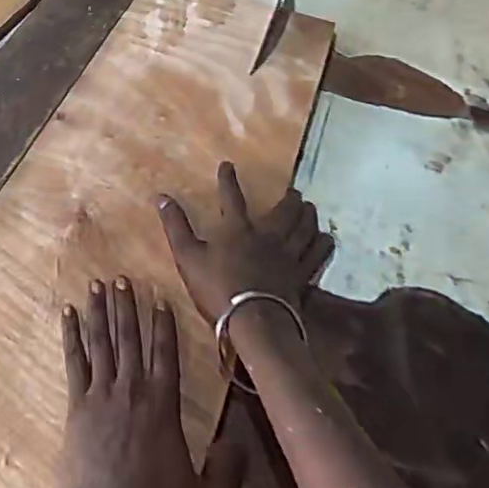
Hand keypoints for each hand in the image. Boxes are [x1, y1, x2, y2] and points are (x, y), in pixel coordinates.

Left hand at [53, 278, 244, 487]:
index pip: (166, 356)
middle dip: (127, 307)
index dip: (164, 326)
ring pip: (101, 343)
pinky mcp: (76, 406)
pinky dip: (70, 334)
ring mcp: (100, 396)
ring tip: (96, 284)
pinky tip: (67, 313)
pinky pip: (73, 361)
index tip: (160, 297)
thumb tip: (241, 438)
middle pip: (130, 340)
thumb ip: (227, 469)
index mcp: (163, 410)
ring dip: (99, 311)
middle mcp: (131, 393)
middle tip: (122, 278)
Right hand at [156, 161, 333, 322]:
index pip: (231, 197)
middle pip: (282, 212)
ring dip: (307, 217)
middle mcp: (266, 236)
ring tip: (311, 208)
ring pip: (303, 230)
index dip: (228, 179)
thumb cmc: (216, 287)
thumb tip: (161, 197)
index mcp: (236, 229)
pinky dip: (322, 245)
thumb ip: (175, 225)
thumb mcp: (187, 255)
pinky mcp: (301, 276)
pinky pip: (316, 255)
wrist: (255, 322)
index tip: (228, 165)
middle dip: (287, 199)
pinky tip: (327, 239)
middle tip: (293, 191)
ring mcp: (288, 256)